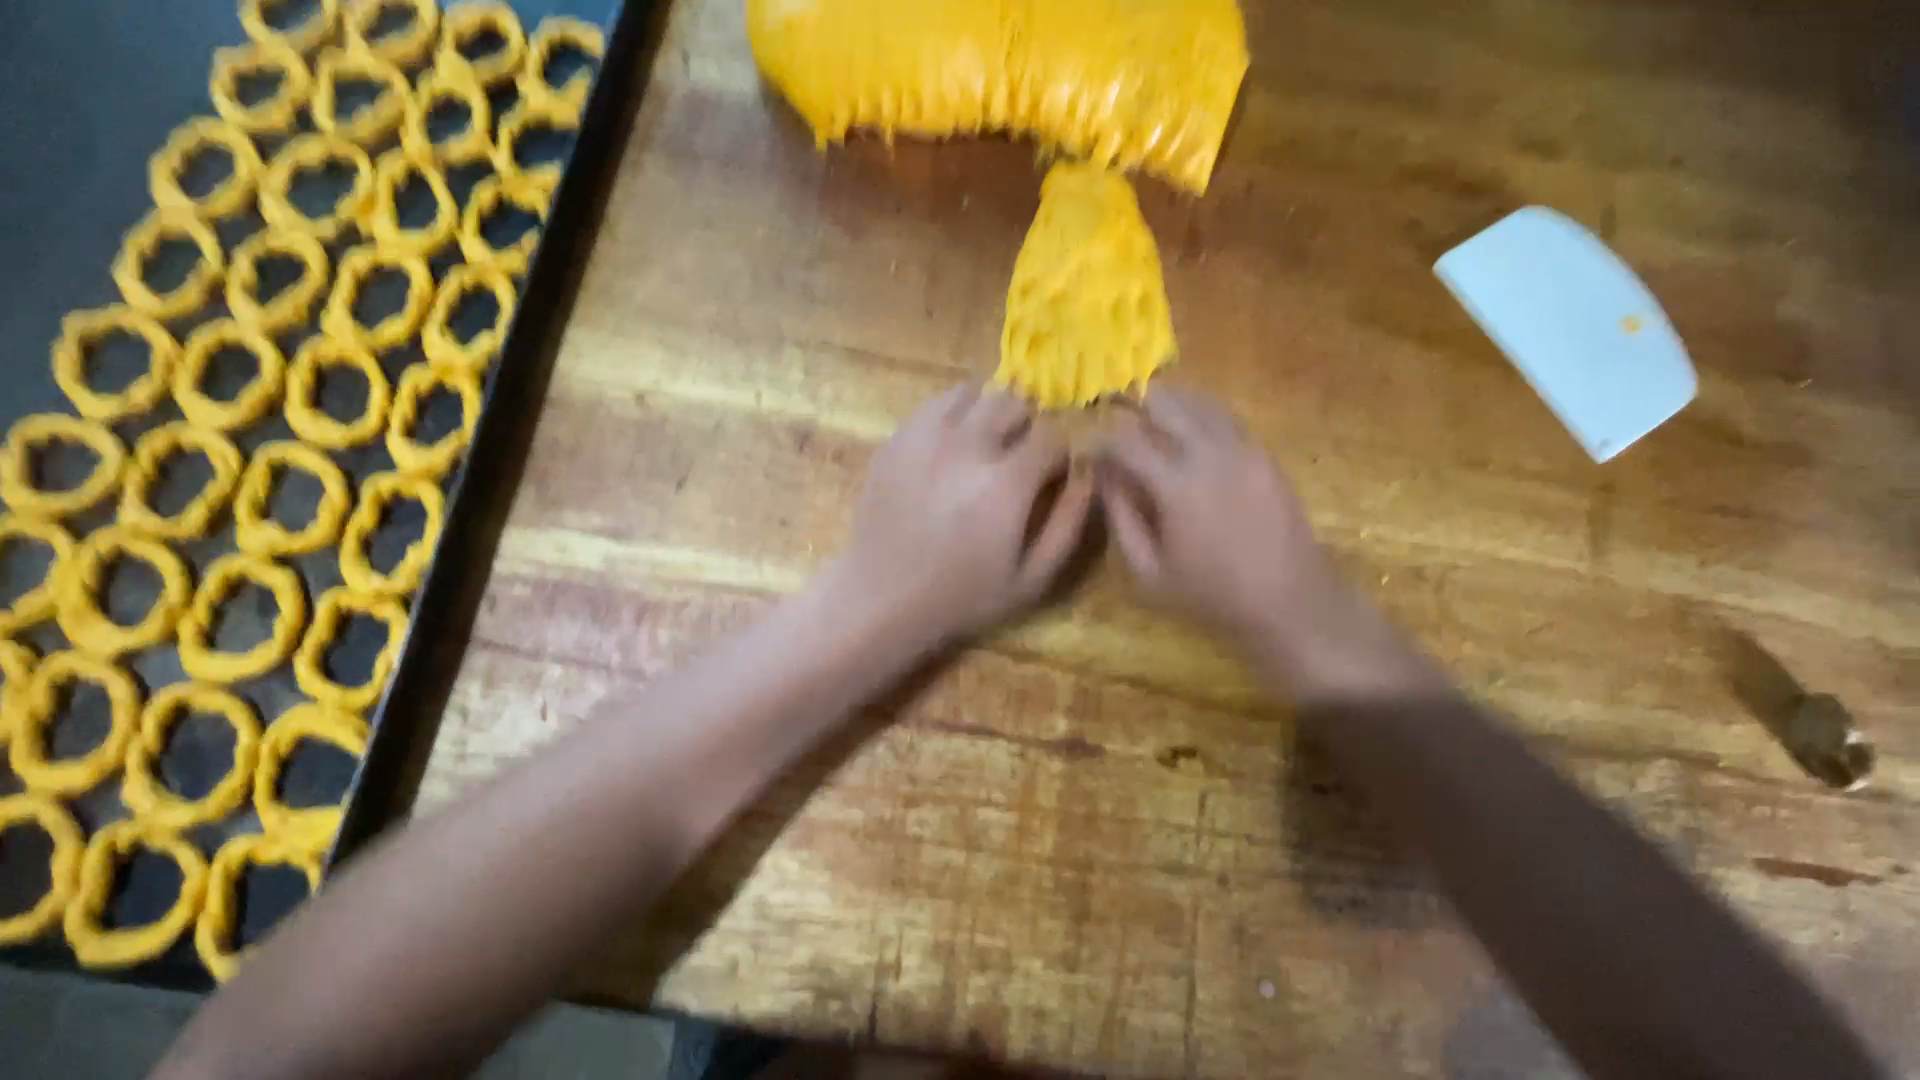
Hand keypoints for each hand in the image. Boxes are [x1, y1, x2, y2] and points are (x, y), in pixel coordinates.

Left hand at [830, 384, 1092, 645]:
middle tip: (1018, 457)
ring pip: (975, 392)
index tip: (1050, 476)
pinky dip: (954, 413)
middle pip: (1015, 401)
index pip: (1052, 435)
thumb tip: (1088, 474)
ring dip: (989, 411)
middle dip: (1026, 424)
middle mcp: (968, 445)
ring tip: (985, 444)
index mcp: (1007, 481)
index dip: (1058, 454)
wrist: (882, 597)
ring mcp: (927, 436)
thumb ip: (1069, 523)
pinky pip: (935, 403)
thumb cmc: (963, 595)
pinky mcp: (897, 438)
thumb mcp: (1032, 578)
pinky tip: (952, 444)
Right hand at [1095, 387, 1339, 643]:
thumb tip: (1105, 477)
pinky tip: (1188, 427)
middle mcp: (1210, 454)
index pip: (1126, 440)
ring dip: (1170, 403)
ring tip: (1149, 410)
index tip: (1089, 447)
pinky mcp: (1265, 455)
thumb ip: (1121, 519)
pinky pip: (1227, 418)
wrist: (1290, 602)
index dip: (1100, 439)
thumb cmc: (1211, 595)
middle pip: (1166, 404)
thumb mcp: (1149, 572)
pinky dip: (1201, 413)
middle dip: (1134, 404)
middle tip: (1116, 411)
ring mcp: (1244, 449)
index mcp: (1177, 485)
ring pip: (1200, 402)